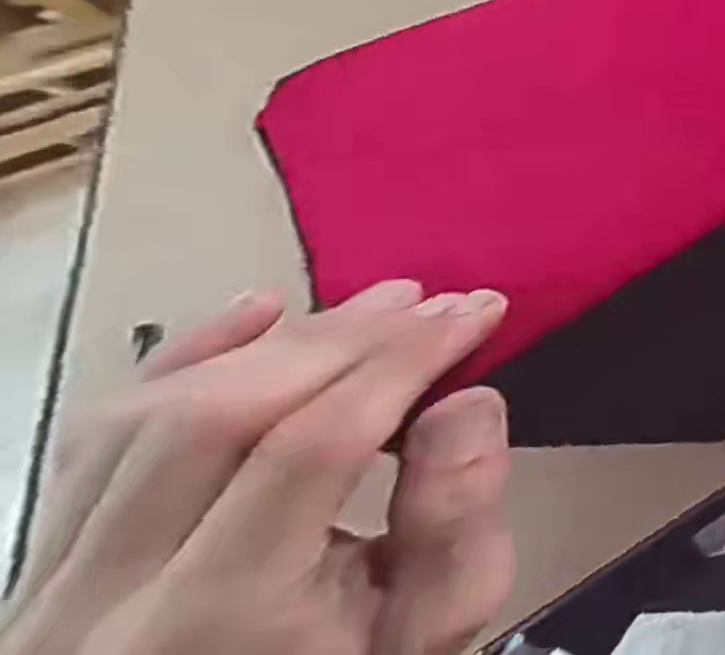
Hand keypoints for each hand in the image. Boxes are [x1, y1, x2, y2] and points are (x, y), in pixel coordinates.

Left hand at [0, 280, 513, 654]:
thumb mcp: (437, 619)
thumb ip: (460, 517)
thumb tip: (468, 398)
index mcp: (216, 622)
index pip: (313, 447)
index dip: (407, 360)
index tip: (480, 311)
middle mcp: (98, 601)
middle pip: (222, 417)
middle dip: (355, 338)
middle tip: (442, 302)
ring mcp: (46, 583)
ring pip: (155, 413)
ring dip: (289, 339)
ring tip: (385, 304)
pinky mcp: (44, 559)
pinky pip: (100, 434)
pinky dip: (189, 355)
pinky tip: (263, 309)